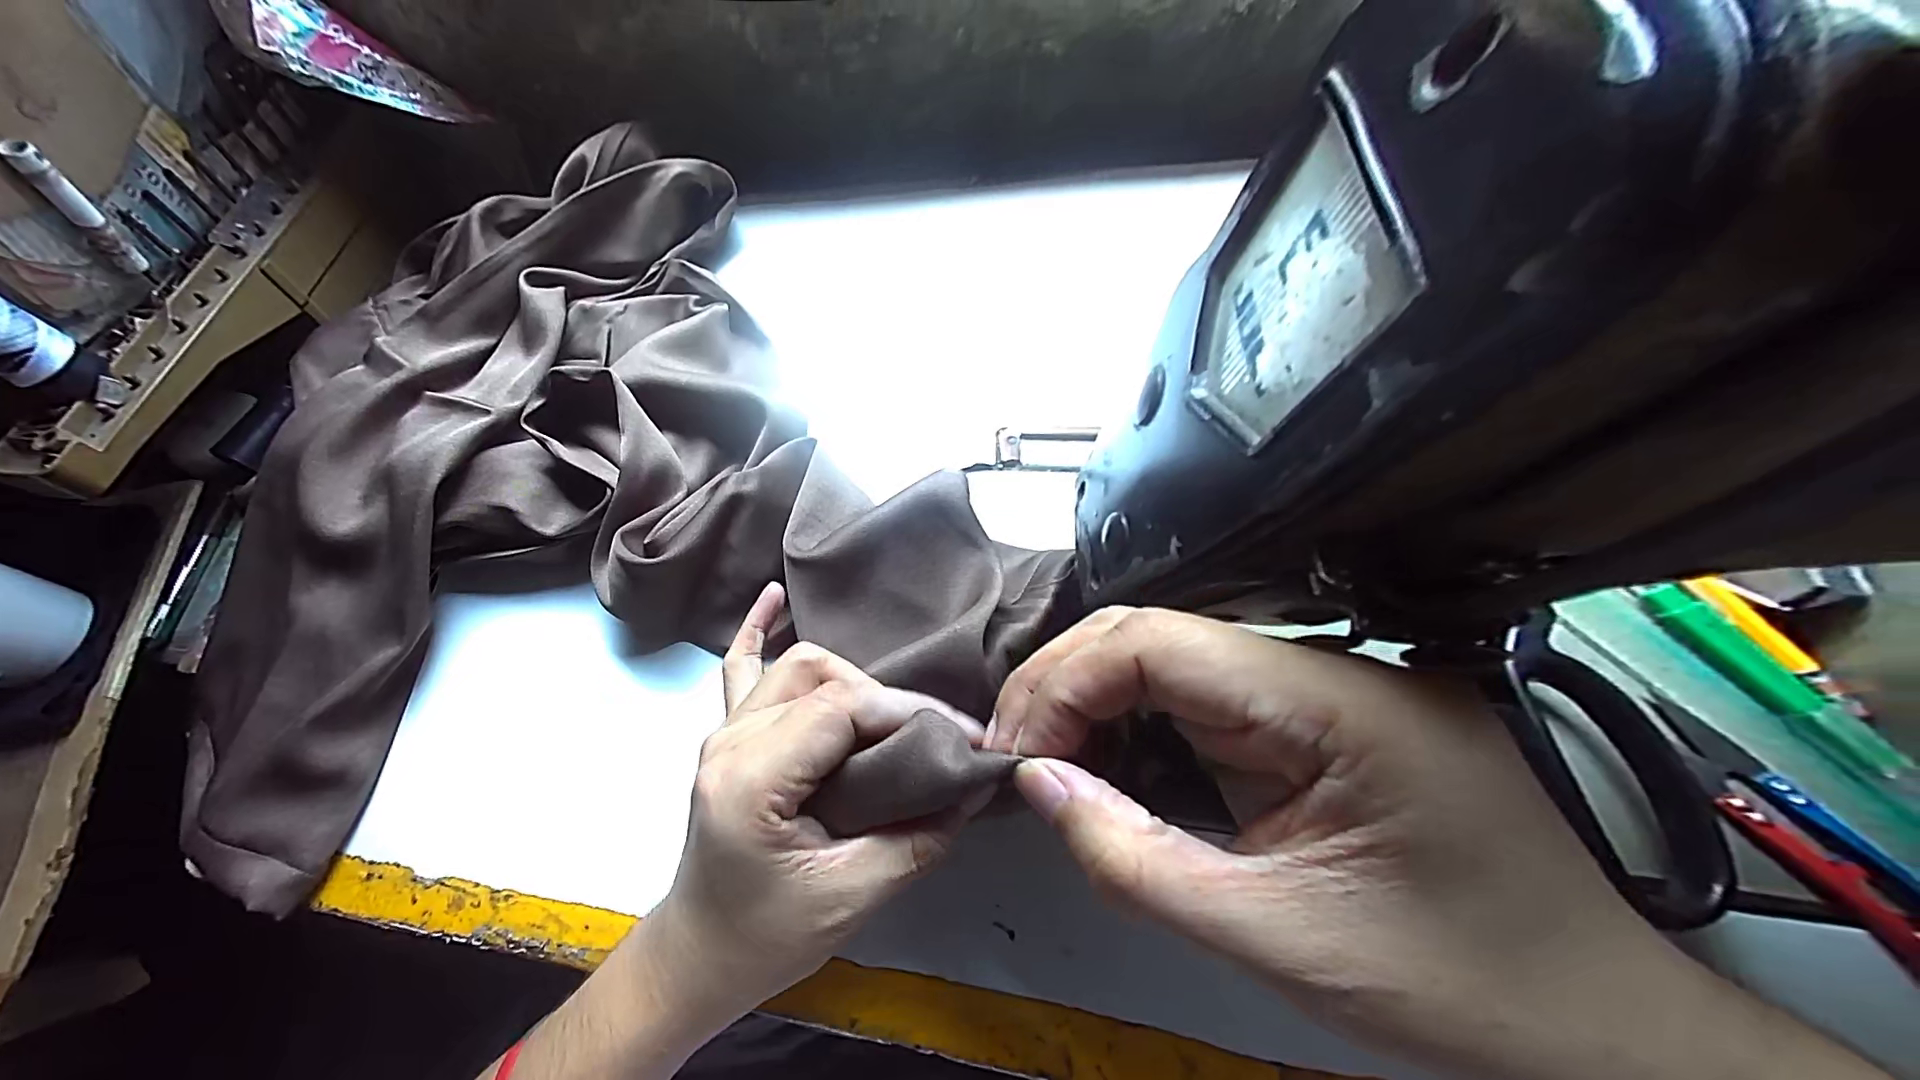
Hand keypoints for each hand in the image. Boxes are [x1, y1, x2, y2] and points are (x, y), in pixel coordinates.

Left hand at [646, 582, 974, 1024]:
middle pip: (822, 675)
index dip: (909, 712)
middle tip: (929, 738)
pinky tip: (774, 597)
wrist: (698, 957)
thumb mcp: (852, 898)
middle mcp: (731, 738)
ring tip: (889, 713)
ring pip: (798, 666)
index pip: (843, 708)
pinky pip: (741, 667)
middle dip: (887, 699)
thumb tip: (973, 787)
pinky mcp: (728, 735)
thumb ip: (919, 838)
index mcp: (751, 777)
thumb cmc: (765, 938)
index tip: (960, 736)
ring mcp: (724, 731)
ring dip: (851, 679)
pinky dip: (759, 630)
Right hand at [988, 607, 1888, 1079]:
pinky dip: (1131, 720)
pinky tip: (1103, 759)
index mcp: (1329, 698)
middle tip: (1014, 754)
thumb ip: (1134, 858)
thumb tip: (1036, 782)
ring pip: (1164, 658)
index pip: (1160, 641)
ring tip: (1041, 758)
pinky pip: (1193, 694)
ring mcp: (1313, 684)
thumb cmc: (1457, 982)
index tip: (1017, 753)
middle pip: (1152, 634)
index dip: (1066, 682)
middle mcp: (1318, 667)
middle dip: (1063, 685)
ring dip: (1089, 699)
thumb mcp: (1273, 936)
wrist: (1593, 1019)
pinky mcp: (1303, 713)